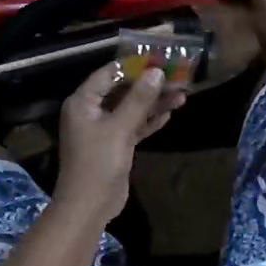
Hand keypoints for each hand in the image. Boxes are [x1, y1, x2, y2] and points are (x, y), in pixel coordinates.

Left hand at [52, 62, 185, 224]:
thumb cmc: (98, 162)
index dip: (135, 66)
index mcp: (83, 101)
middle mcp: (90, 111)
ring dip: (153, 103)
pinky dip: (148, 120)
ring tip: (182, 95)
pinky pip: (132, 126)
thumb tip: (156, 72)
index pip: (109, 74)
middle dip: (149, 85)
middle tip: (178, 78)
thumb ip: (139, 99)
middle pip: (122, 90)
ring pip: (130, 109)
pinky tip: (169, 114)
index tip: (161, 59)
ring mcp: (102, 129)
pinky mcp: (114, 144)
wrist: (89, 205)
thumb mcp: (120, 128)